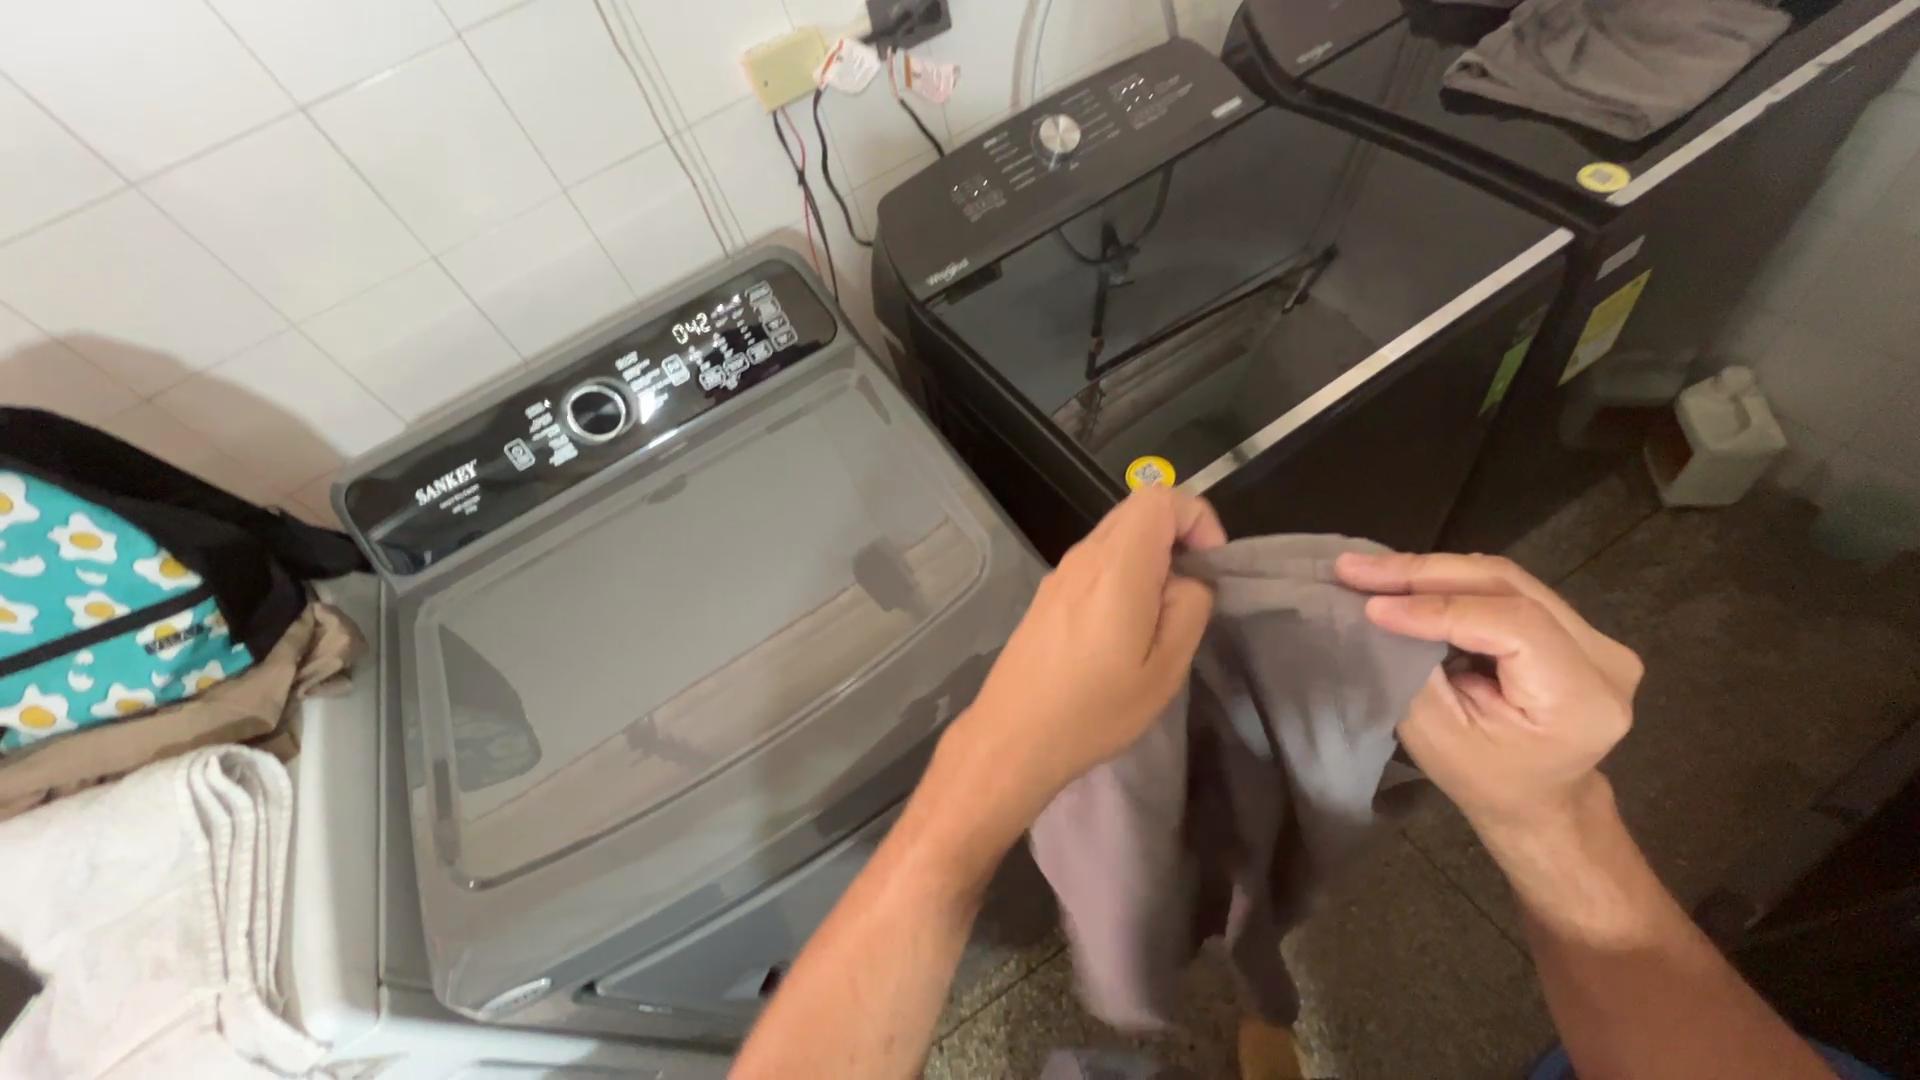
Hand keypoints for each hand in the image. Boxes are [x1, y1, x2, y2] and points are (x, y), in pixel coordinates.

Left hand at [946, 488, 1226, 819]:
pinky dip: (1121, 577)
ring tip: (1158, 622)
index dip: (1198, 520)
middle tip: (1190, 594)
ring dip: (1149, 562)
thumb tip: (1189, 578)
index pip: (1161, 497)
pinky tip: (1121, 632)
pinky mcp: (1047, 596)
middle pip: (1137, 511)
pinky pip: (1094, 565)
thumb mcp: (1165, 667)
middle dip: (1177, 539)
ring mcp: (1059, 575)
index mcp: (1116, 564)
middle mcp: (1083, 557)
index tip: (1210, 569)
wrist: (1013, 737)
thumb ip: (1189, 607)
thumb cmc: (1094, 709)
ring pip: (1115, 538)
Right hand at [1334, 552, 1641, 831]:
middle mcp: (1605, 656)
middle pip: (1507, 586)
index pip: (1512, 624)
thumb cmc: (1483, 778)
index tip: (1371, 606)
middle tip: (1354, 569)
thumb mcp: (1439, 735)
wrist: (1536, 801)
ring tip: (1368, 570)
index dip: (1437, 608)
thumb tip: (1377, 611)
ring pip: (1501, 578)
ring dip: (1428, 571)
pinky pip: (1502, 588)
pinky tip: (1401, 580)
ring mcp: (1595, 636)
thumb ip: (1414, 669)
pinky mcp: (1572, 626)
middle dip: (1421, 573)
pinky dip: (1445, 581)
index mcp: (1582, 698)